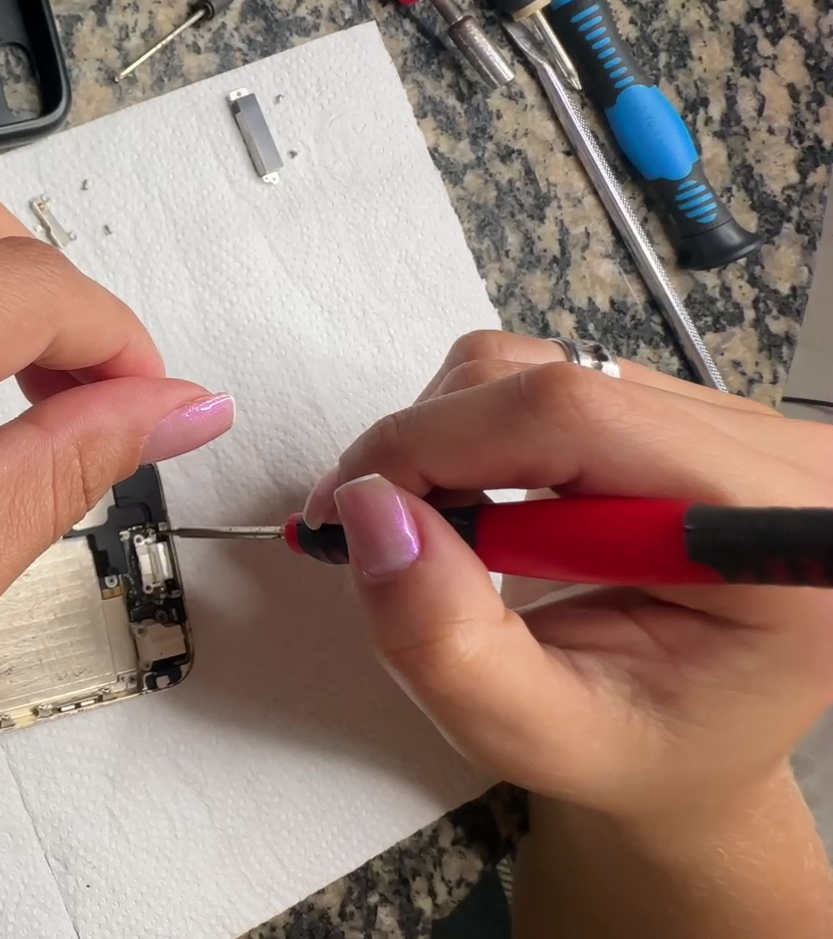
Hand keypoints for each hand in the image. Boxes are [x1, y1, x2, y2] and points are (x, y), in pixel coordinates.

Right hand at [305, 330, 832, 828]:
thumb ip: (440, 634)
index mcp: (768, 542)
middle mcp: (769, 456)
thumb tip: (365, 505)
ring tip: (432, 526)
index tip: (345, 513)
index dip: (427, 445)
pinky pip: (517, 377)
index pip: (568, 417)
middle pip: (535, 381)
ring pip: (514, 367)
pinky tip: (467, 499)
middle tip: (368, 530)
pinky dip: (452, 431)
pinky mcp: (657, 411)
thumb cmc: (619, 747)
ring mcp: (717, 422)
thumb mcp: (520, 725)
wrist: (676, 737)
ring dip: (431, 439)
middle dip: (414, 447)